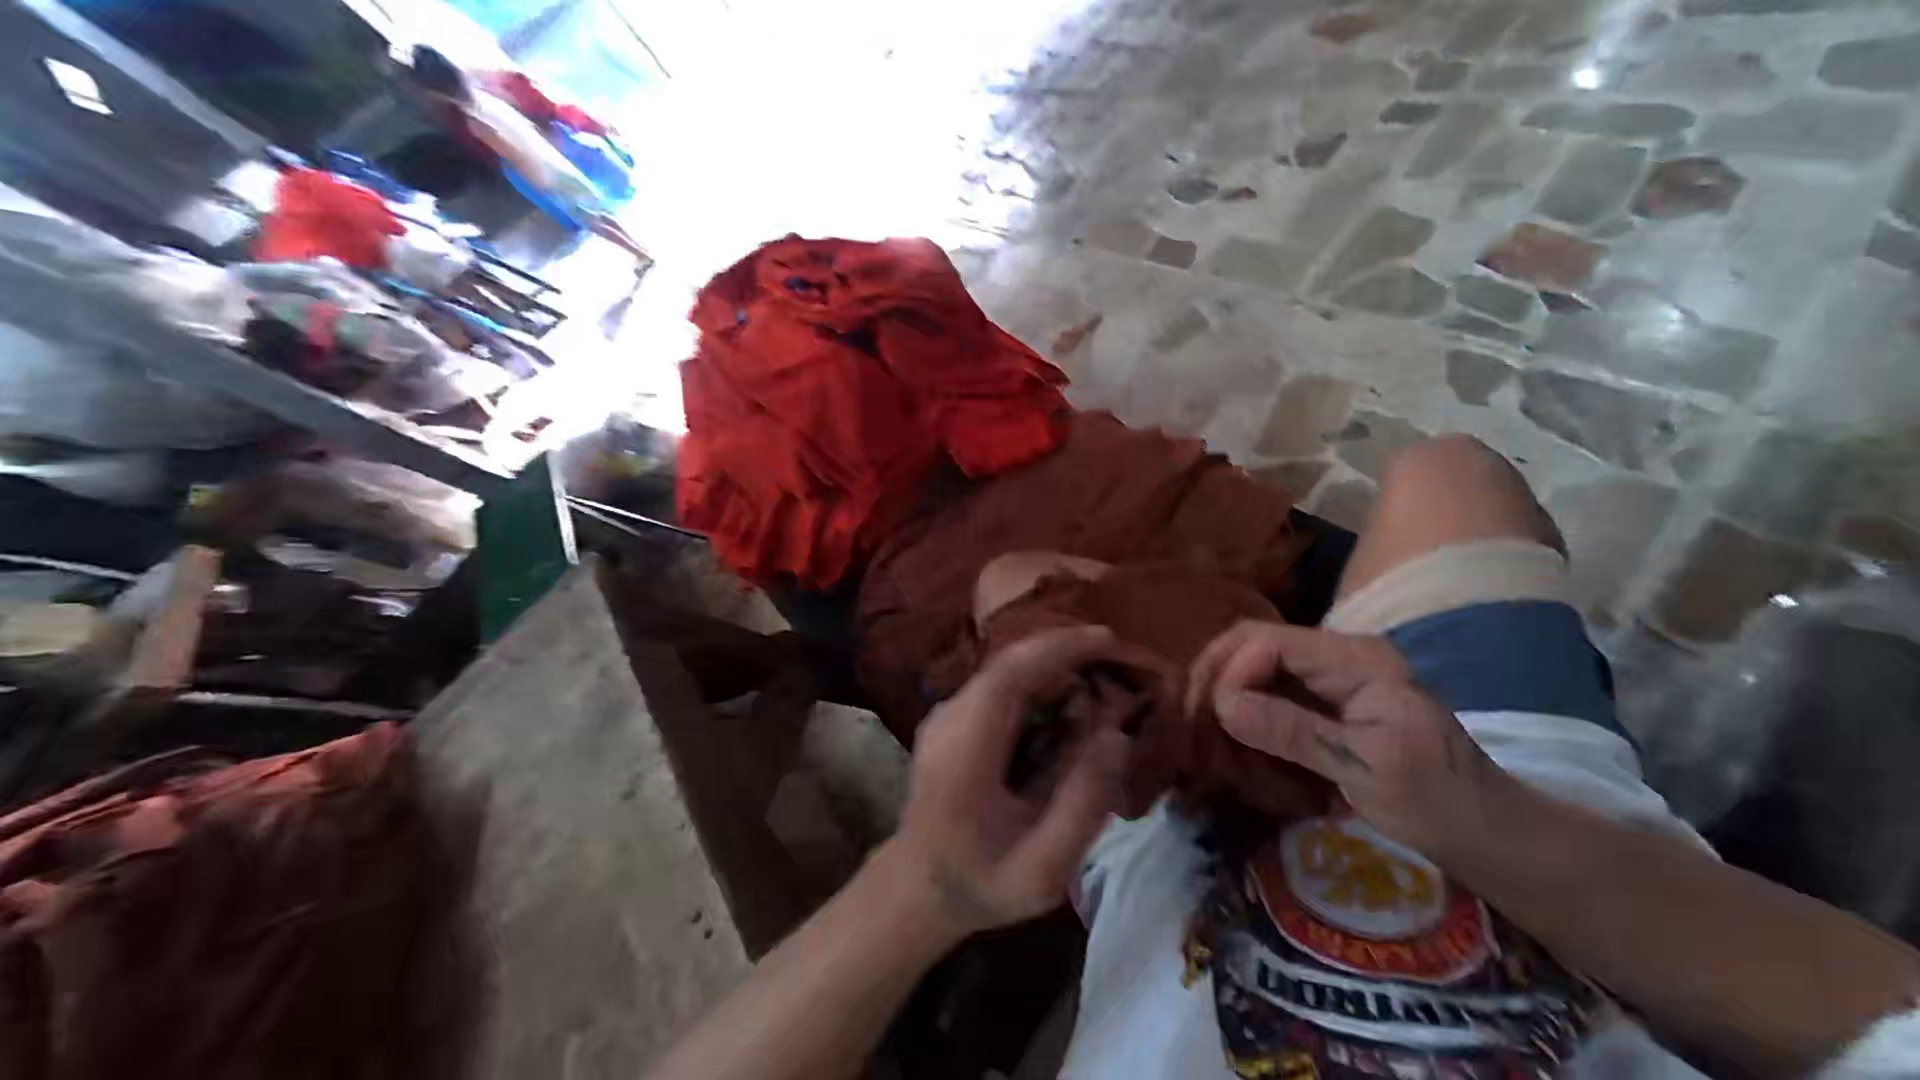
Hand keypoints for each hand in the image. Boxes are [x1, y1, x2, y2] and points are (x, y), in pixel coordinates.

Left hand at [888, 626, 1134, 935]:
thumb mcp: (1043, 868)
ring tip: (1098, 702)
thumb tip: (1117, 736)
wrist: (918, 886)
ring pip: (1006, 671)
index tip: (1108, 638)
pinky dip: (1038, 687)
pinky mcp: (952, 719)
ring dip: (1055, 672)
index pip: (1009, 674)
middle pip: (1010, 663)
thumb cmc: (981, 883)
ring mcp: (945, 715)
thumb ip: (1083, 804)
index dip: (1058, 647)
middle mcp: (949, 718)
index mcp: (965, 750)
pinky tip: (1065, 717)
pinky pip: (1000, 687)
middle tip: (1118, 671)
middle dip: (1066, 655)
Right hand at [1185, 621, 1510, 854]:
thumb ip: (1293, 731)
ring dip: (1224, 689)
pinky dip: (1243, 706)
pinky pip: (1270, 687)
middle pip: (1254, 643)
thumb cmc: (1436, 800)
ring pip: (1256, 663)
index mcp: (1356, 659)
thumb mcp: (1365, 768)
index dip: (1233, 672)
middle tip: (1190, 717)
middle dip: (1216, 675)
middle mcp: (1339, 655)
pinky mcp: (1326, 700)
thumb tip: (1224, 705)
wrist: (1486, 831)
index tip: (1218, 719)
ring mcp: (1332, 676)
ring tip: (1202, 724)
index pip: (1268, 640)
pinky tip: (1230, 732)